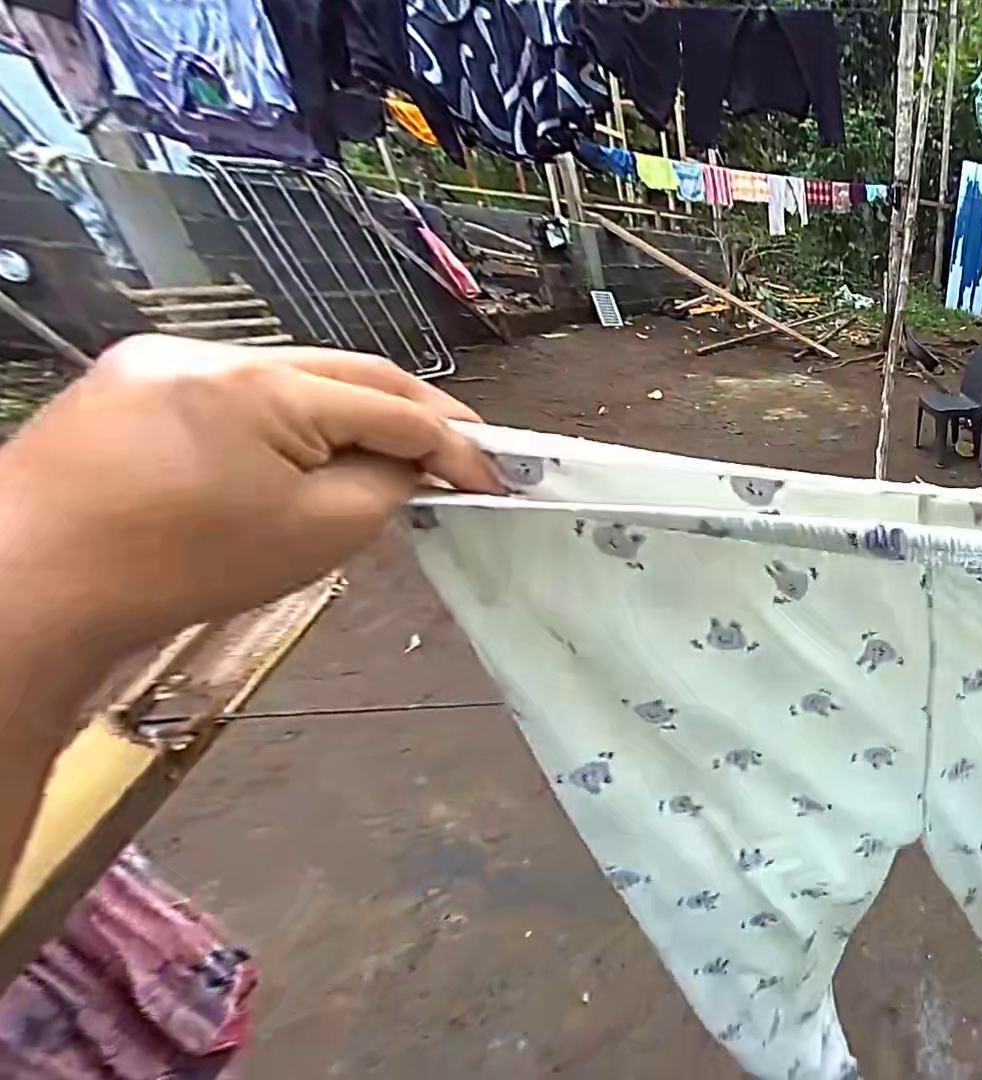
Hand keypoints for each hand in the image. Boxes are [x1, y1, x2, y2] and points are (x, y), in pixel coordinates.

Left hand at [0, 335, 500, 661]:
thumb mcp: (328, 527)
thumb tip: (419, 462)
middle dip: (427, 415)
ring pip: (313, 376)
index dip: (460, 448)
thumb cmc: (185, 564)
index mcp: (260, 388)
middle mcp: (213, 354)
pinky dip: (315, 415)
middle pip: (360, 374)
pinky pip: (262, 387)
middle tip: (472, 453)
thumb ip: (393, 480)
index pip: (397, 413)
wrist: (21, 589)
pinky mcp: (141, 380)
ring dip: (372, 412)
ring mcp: (168, 360)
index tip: (496, 481)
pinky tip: (333, 446)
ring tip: (409, 452)